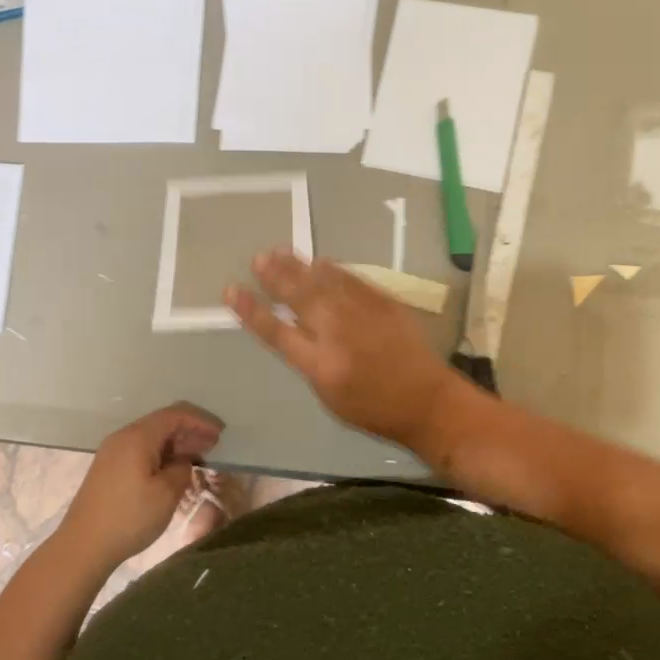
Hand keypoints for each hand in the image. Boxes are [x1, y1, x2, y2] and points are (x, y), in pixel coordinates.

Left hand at [56, 403, 222, 568]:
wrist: (84, 544)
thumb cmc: (129, 518)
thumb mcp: (166, 494)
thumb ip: (181, 469)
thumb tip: (182, 461)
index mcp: (137, 437)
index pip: (173, 415)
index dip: (199, 422)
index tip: (220, 434)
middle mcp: (122, 437)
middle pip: (160, 423)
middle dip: (188, 432)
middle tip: (213, 446)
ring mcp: (112, 452)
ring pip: (150, 438)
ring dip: (174, 445)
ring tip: (197, 459)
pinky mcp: (108, 468)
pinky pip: (140, 450)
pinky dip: (160, 455)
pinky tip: (172, 470)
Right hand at [226, 250, 464, 450]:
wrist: (428, 402)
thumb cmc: (373, 408)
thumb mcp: (329, 395)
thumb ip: (308, 359)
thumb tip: (292, 324)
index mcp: (320, 365)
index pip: (276, 332)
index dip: (252, 311)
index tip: (231, 291)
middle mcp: (338, 335)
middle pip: (299, 298)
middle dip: (275, 278)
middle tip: (258, 258)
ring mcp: (363, 316)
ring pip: (324, 284)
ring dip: (299, 266)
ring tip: (279, 251)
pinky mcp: (385, 305)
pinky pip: (353, 281)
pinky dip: (334, 270)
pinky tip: (320, 261)